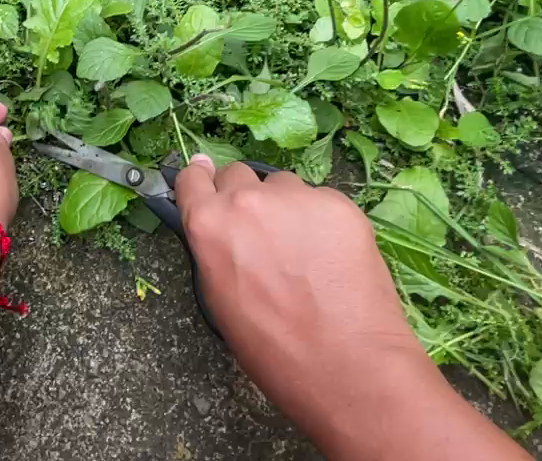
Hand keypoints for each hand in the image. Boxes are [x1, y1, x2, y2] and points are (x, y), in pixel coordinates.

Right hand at [173, 158, 524, 460]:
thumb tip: (219, 230)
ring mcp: (293, 197)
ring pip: (282, 184)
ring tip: (305, 247)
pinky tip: (334, 256)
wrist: (351, 368)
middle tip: (262, 230)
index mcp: (208, 223)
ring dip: (285, 206)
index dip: (200, 182)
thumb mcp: (218, 299)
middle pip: (236, 173)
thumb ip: (212, 250)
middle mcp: (244, 199)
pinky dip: (323, 220)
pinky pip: (320, 200)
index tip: (208, 183)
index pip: (191, 177)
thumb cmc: (274, 350)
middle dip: (244, 196)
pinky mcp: (337, 204)